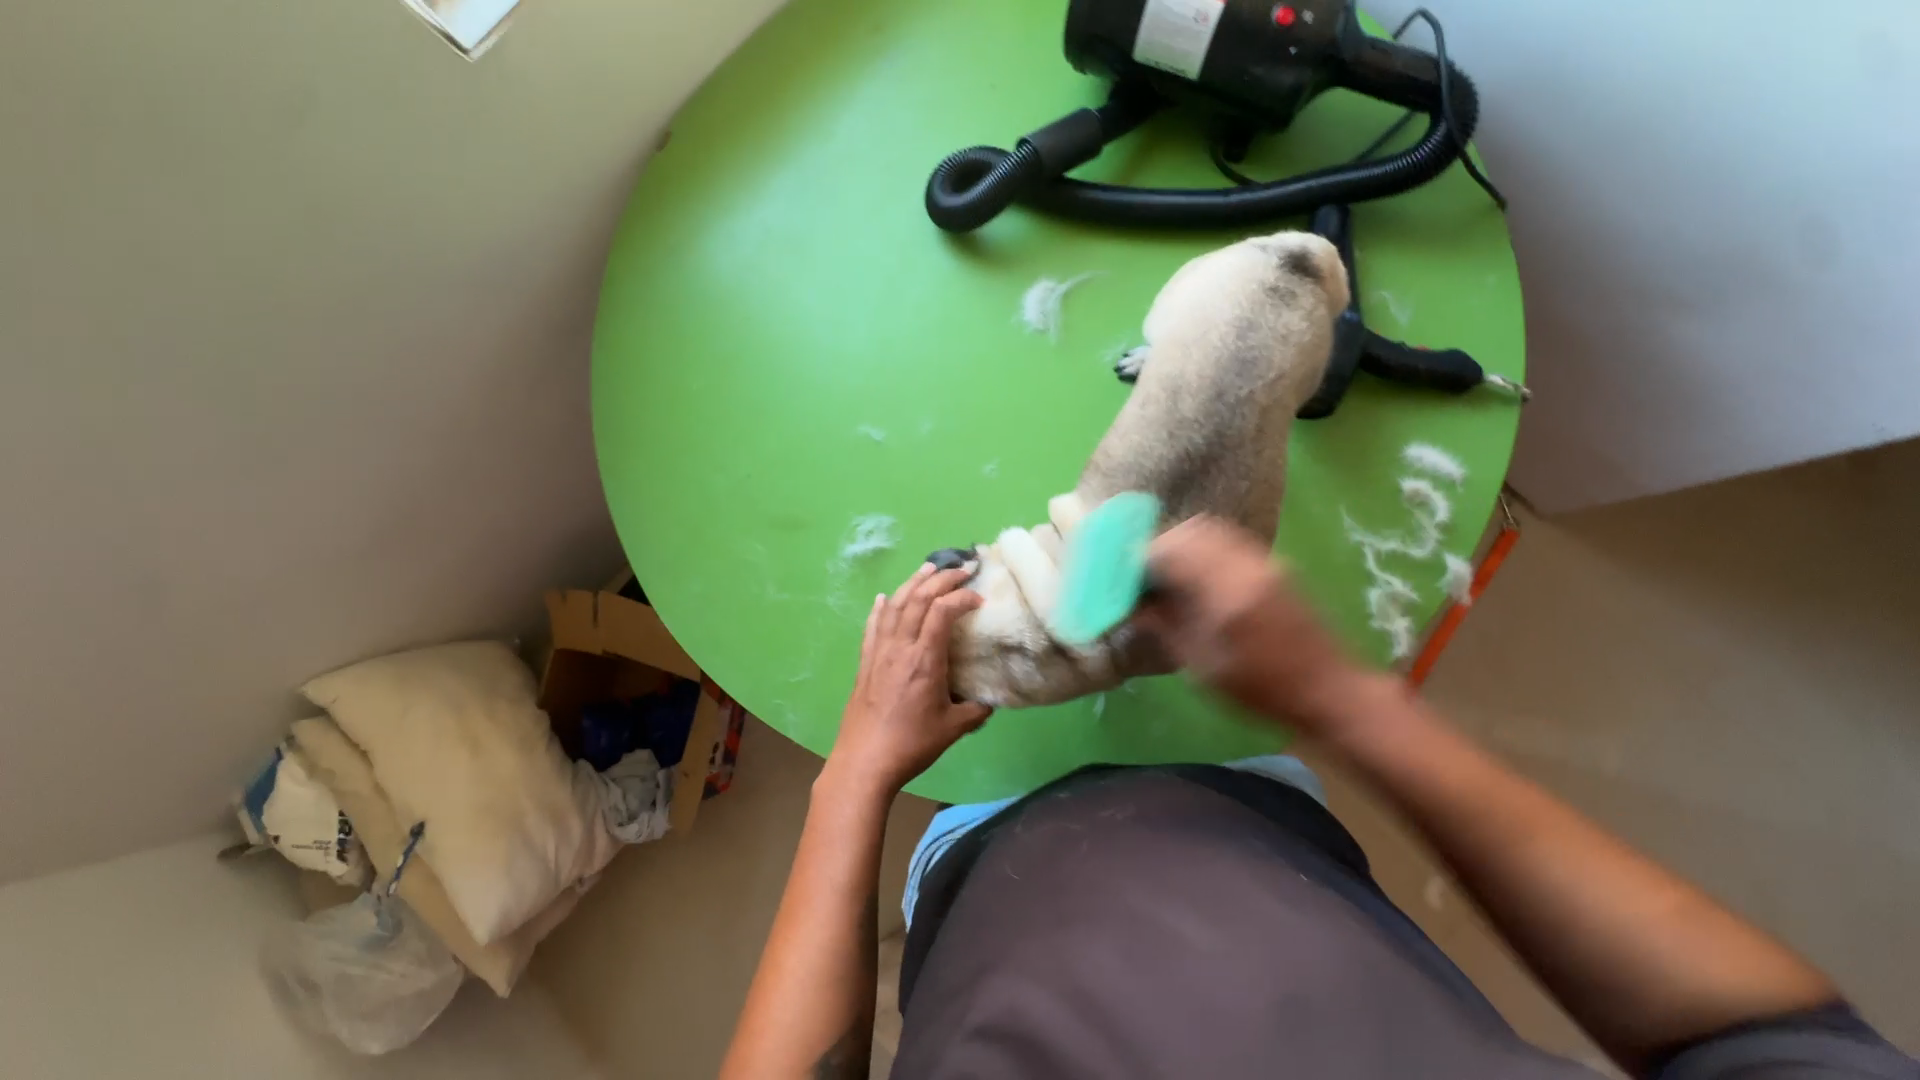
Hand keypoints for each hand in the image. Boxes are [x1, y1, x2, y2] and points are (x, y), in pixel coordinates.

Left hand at [825, 564, 992, 796]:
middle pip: (918, 599)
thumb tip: (991, 699)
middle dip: (941, 579)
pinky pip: (873, 626)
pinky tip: (884, 598)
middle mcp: (900, 647)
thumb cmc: (911, 745)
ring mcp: (879, 653)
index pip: (943, 612)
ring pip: (894, 606)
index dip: (962, 598)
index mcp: (925, 660)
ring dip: (912, 583)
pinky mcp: (865, 663)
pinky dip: (882, 607)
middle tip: (961, 569)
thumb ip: (977, 710)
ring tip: (928, 568)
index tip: (980, 599)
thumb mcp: (954, 728)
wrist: (864, 762)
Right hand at [1135, 516, 1375, 733]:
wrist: (1330, 692)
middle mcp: (1247, 566)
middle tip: (1146, 575)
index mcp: (1226, 593)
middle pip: (1192, 531)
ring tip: (1171, 576)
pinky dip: (1208, 549)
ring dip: (1186, 545)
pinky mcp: (1277, 566)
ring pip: (1214, 530)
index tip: (1127, 579)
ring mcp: (1266, 562)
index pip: (1171, 551)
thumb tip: (1133, 605)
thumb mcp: (1203, 669)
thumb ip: (1166, 629)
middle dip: (1162, 546)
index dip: (1142, 560)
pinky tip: (1201, 579)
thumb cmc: (1261, 691)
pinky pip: (1232, 541)